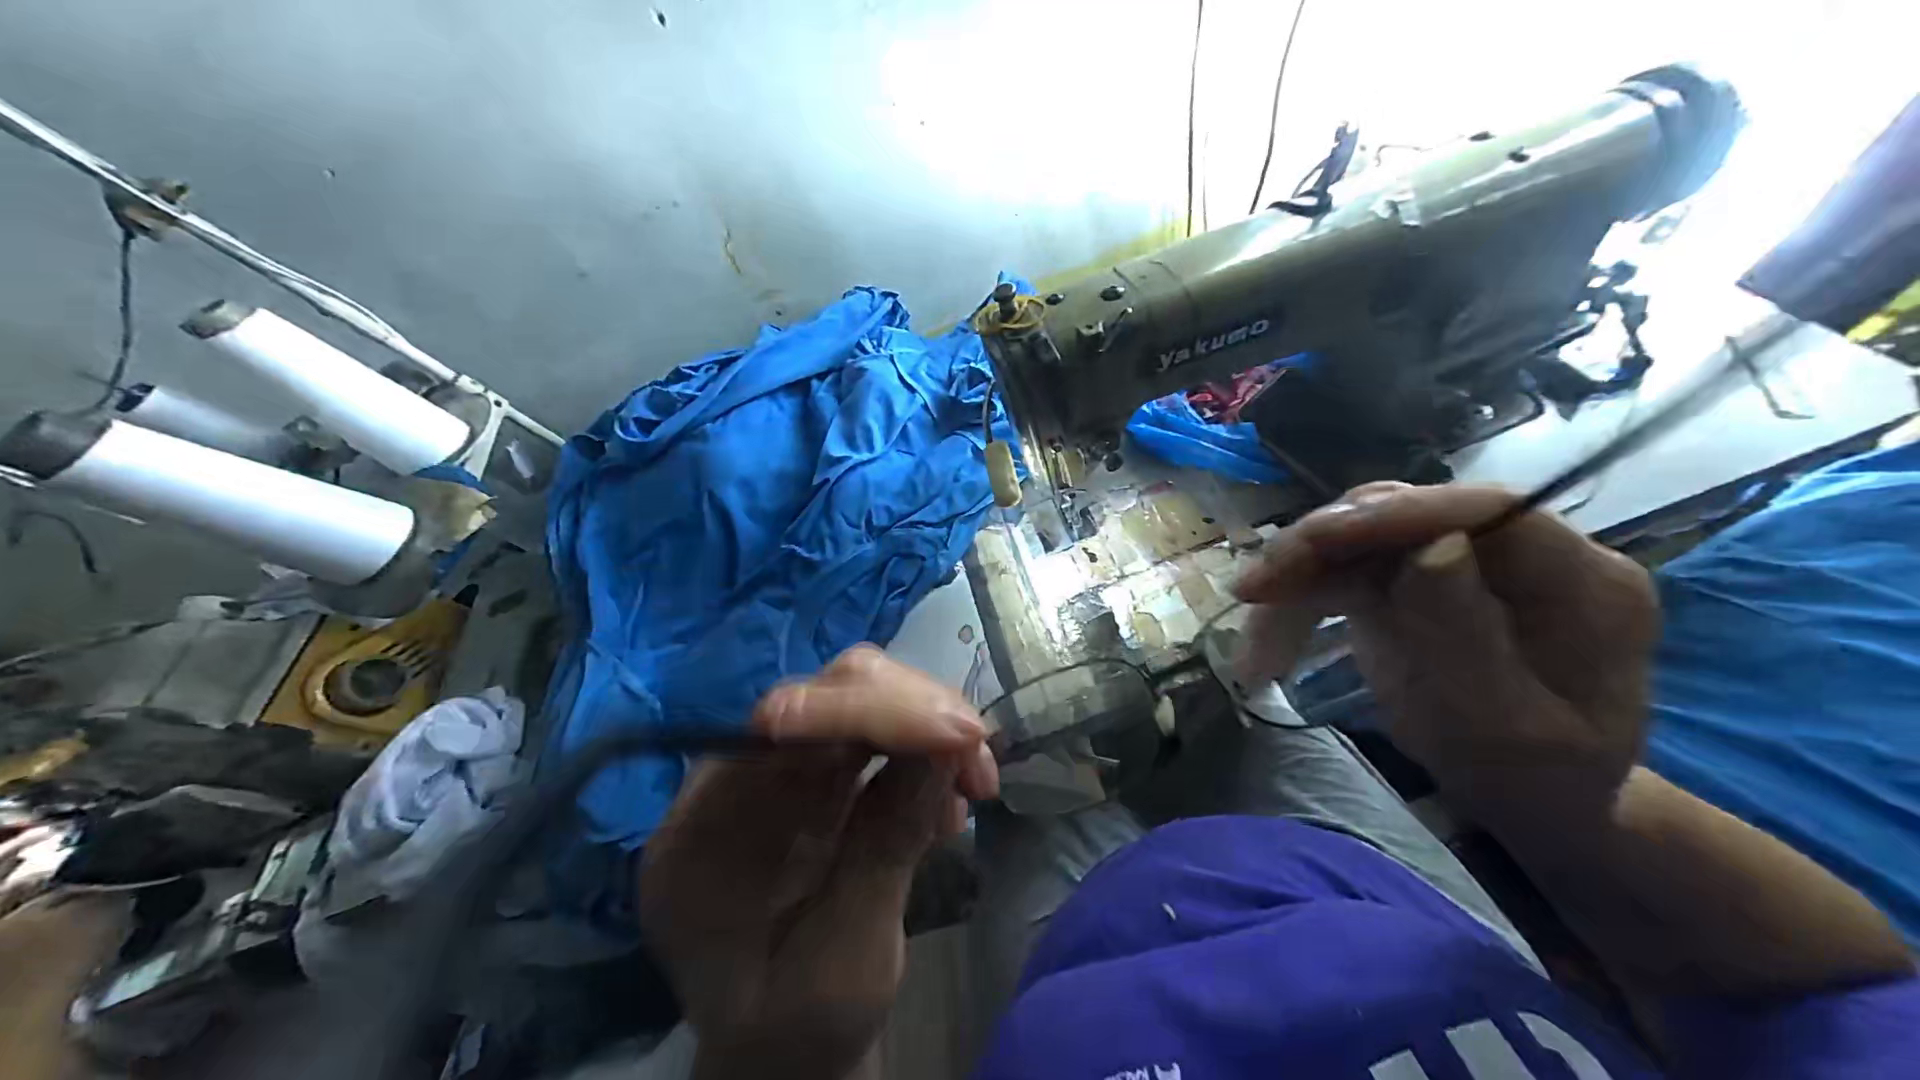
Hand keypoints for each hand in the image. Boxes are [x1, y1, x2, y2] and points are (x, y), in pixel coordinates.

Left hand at [639, 645, 998, 1079]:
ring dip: (929, 727)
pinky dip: (925, 753)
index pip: (783, 728)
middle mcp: (734, 782)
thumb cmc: (800, 1027)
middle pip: (824, 695)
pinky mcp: (816, 781)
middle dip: (913, 711)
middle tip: (978, 754)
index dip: (873, 712)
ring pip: (858, 701)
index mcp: (705, 831)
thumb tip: (947, 745)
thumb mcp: (846, 957)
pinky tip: (952, 801)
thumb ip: (888, 846)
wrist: (786, 1053)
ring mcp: (777, 776)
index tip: (959, 732)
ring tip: (976, 784)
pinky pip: (874, 738)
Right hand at [1234, 482, 1658, 819]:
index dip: (1395, 515)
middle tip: (1254, 591)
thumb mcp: (1509, 729)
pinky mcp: (1407, 583)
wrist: (1520, 798)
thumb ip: (1471, 637)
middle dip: (1320, 547)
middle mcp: (1513, 555)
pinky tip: (1263, 652)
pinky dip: (1294, 607)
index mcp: (1580, 580)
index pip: (1483, 511)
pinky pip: (1338, 574)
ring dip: (1293, 580)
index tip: (1311, 541)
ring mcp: (1454, 565)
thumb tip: (1432, 546)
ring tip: (1251, 642)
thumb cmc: (1534, 780)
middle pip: (1403, 516)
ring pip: (1356, 540)